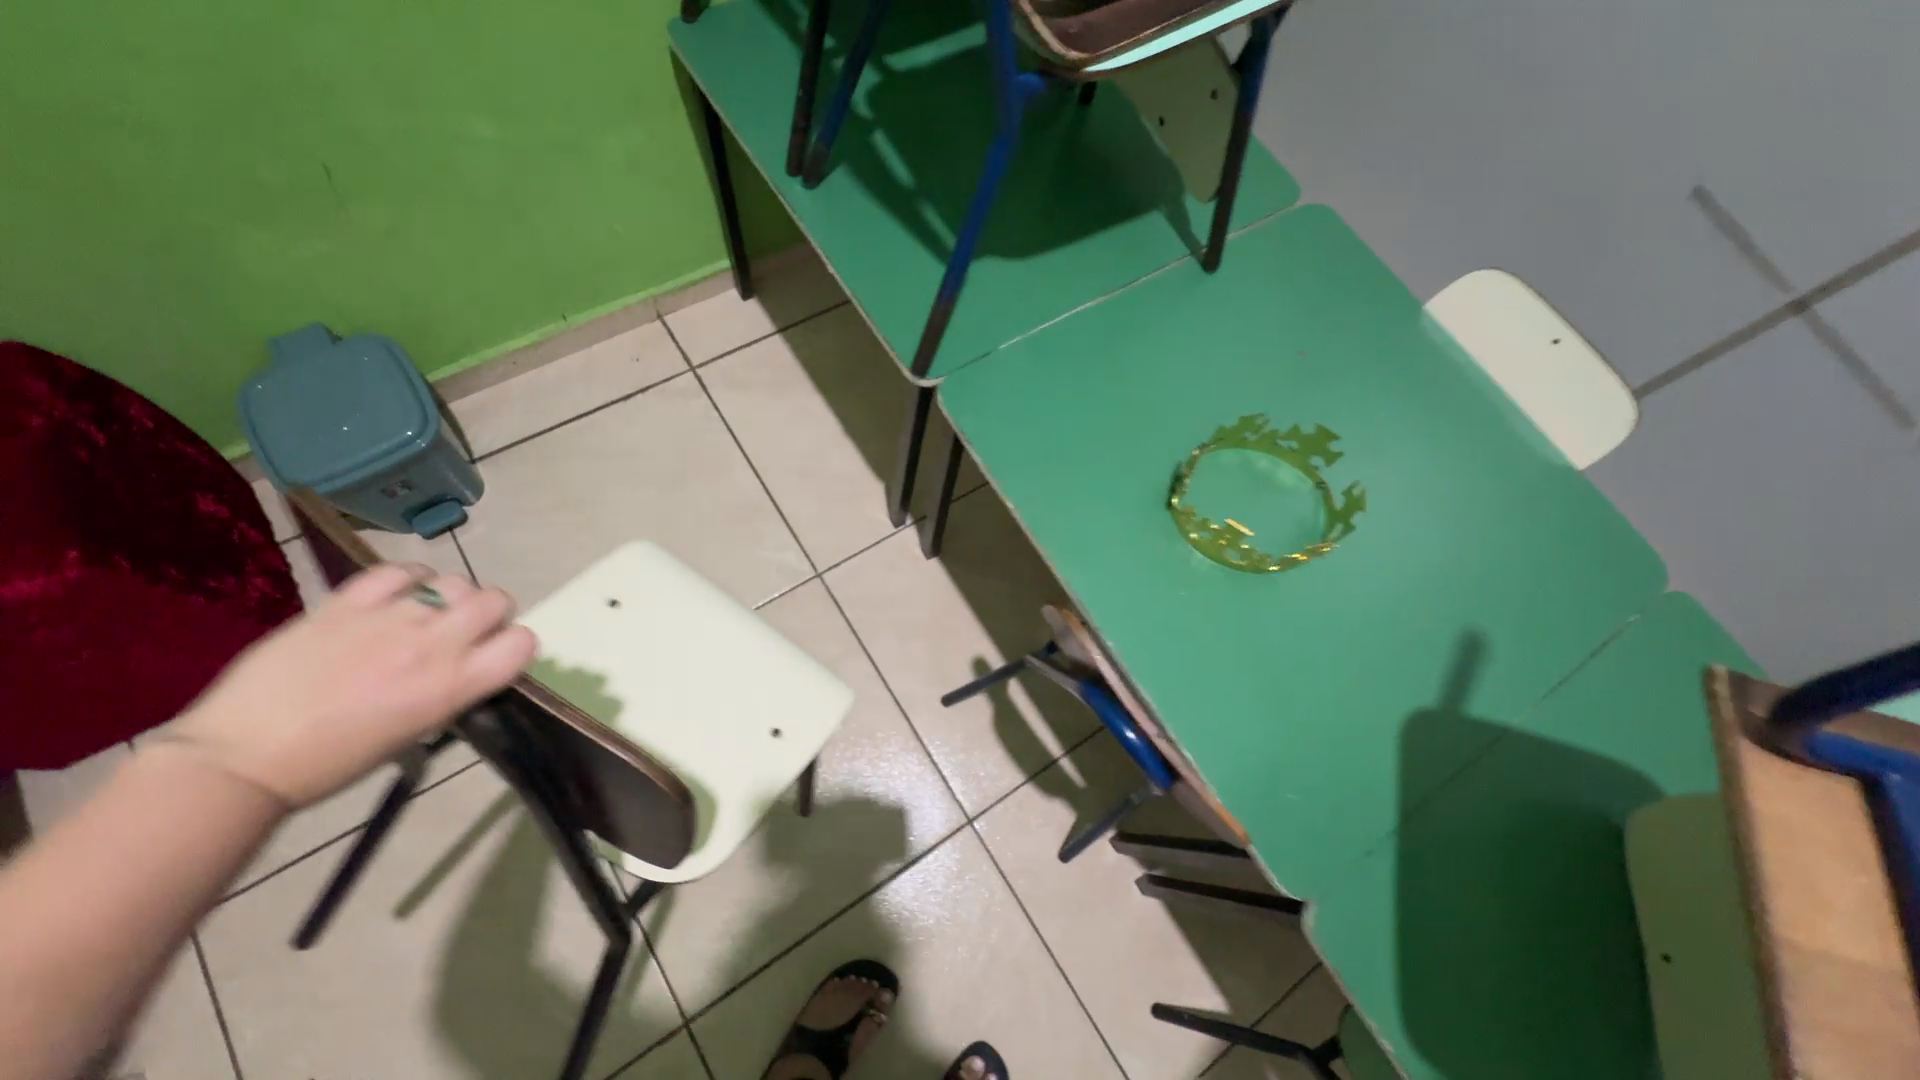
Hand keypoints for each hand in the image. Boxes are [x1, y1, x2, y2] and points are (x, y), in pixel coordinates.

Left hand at [162, 564, 537, 807]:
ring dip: (449, 595)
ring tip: (425, 612)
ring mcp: (390, 619)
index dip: (515, 645)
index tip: (495, 655)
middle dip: (490, 612)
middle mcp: (433, 646)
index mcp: (453, 687)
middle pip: (496, 600)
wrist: (244, 756)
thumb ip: (446, 692)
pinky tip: (398, 592)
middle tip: (465, 630)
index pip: (521, 643)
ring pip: (451, 581)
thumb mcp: (412, 734)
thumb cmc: (333, 762)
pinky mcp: (348, 603)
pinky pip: (398, 570)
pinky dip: (408, 577)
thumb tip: (461, 667)